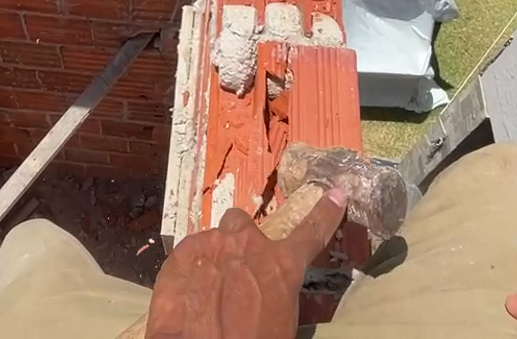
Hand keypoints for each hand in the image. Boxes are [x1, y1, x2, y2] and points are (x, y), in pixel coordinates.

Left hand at [143, 186, 347, 337]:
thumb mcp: (281, 324)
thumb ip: (276, 293)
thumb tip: (267, 294)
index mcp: (280, 265)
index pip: (311, 233)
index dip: (326, 212)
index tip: (336, 192)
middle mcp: (247, 244)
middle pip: (242, 224)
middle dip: (238, 241)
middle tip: (234, 272)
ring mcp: (211, 244)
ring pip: (212, 239)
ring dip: (212, 259)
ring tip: (206, 292)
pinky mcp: (180, 254)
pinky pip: (186, 256)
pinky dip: (187, 272)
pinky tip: (186, 296)